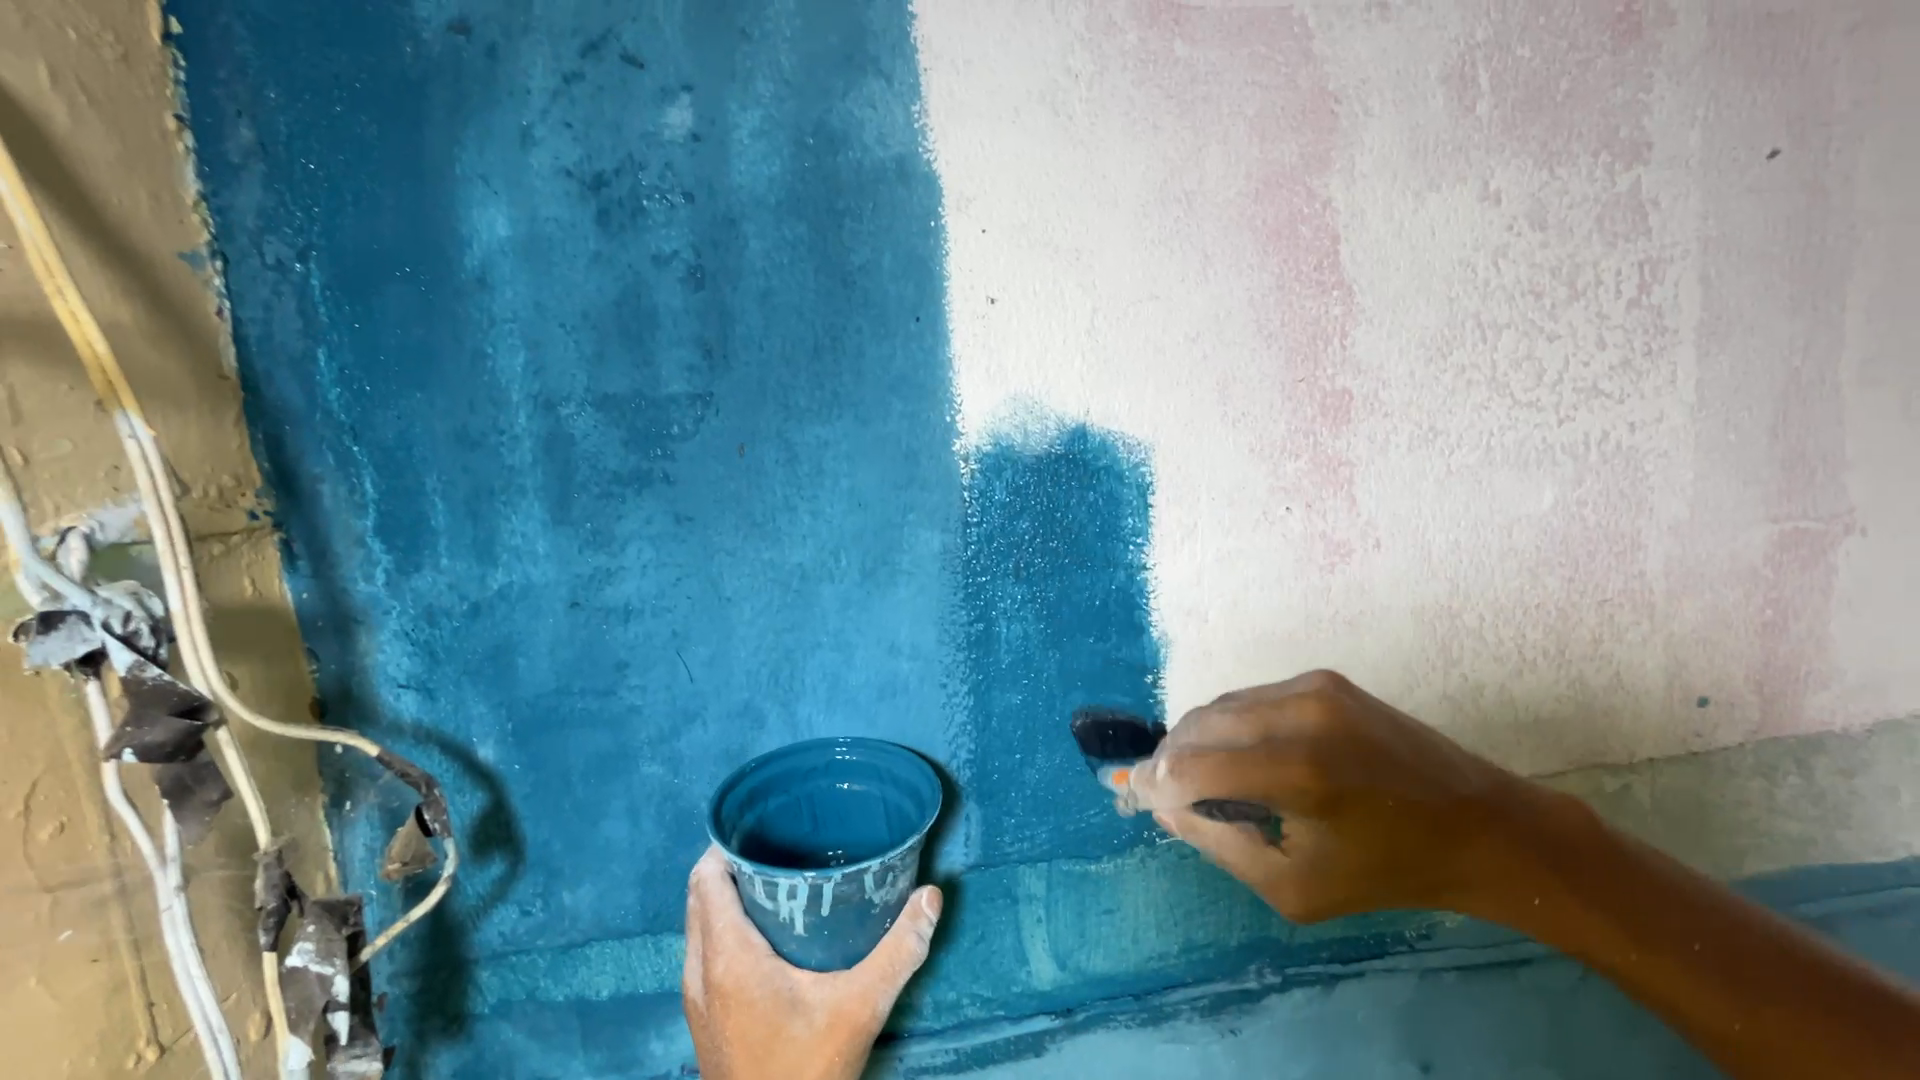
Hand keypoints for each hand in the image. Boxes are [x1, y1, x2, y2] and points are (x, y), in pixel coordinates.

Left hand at [683, 845, 942, 1079]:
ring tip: (775, 879)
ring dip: (725, 895)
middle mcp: (699, 968)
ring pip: (698, 923)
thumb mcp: (861, 1007)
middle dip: (731, 863)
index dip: (725, 843)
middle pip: (699, 895)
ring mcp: (695, 995)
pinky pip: (703, 949)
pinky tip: (768, 932)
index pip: (705, 878)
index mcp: (726, 956)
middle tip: (779, 845)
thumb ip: (898, 950)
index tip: (763, 823)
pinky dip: (723, 925)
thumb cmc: (807, 1067)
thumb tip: (931, 896)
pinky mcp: (702, 1015)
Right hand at [1129, 669, 1536, 922]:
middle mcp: (1301, 713)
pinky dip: (1231, 723)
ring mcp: (1314, 688)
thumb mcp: (1295, 888)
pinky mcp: (1325, 679)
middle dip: (1170, 758)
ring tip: (1193, 772)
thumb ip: (1221, 845)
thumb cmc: (1387, 871)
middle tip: (1159, 787)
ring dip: (1196, 738)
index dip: (1155, 783)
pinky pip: (1252, 697)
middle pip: (1200, 726)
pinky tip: (1237, 752)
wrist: (1479, 825)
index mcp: (1299, 772)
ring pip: (1222, 705)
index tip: (1134, 796)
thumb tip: (1167, 807)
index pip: (1194, 767)